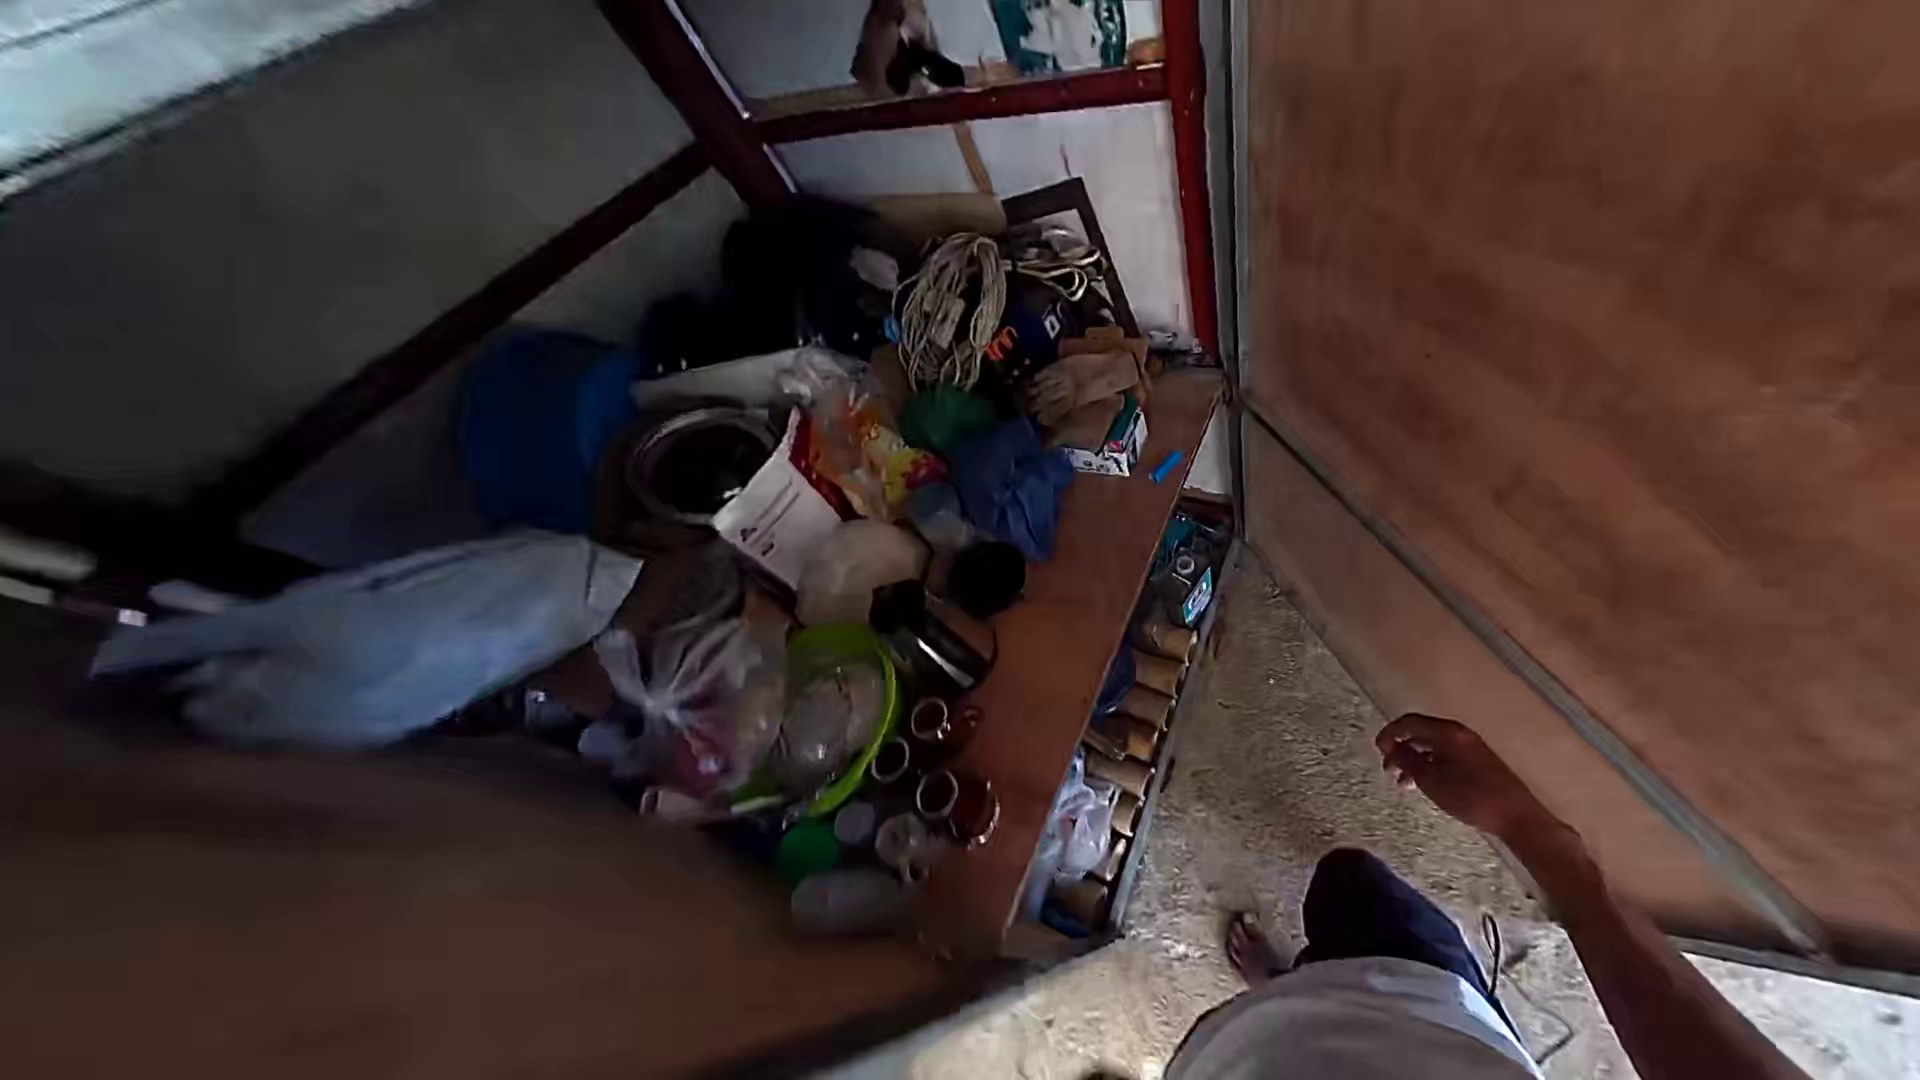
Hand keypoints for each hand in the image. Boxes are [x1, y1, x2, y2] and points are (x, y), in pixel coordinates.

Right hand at [1375, 713, 1556, 840]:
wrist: (1519, 820)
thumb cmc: (1471, 797)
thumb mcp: (1430, 779)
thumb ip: (1406, 760)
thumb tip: (1392, 748)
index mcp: (1447, 732)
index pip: (1408, 723)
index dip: (1388, 734)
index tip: (1379, 751)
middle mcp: (1460, 734)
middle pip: (1419, 733)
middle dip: (1400, 749)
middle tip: (1389, 768)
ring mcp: (1471, 748)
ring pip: (1431, 746)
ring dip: (1413, 760)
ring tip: (1404, 783)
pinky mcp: (1479, 762)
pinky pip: (1445, 756)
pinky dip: (1429, 765)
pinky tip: (1424, 784)